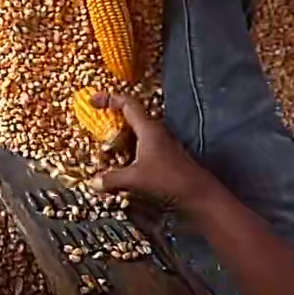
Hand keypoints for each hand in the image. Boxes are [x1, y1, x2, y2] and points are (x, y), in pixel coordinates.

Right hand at [89, 91, 220, 206]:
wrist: (199, 195)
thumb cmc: (168, 180)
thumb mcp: (135, 179)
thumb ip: (112, 178)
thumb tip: (94, 181)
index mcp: (149, 129)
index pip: (128, 105)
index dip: (110, 99)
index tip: (94, 100)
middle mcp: (157, 133)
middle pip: (133, 118)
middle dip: (114, 119)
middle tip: (97, 124)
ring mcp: (164, 145)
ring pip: (138, 134)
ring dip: (122, 137)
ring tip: (105, 146)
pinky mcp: (166, 158)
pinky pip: (143, 148)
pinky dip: (130, 151)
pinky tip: (122, 164)